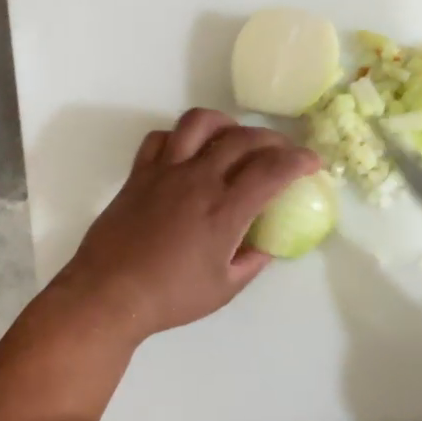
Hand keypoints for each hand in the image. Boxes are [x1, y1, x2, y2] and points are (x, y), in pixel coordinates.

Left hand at [42, 109, 319, 343]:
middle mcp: (198, 180)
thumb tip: (265, 247)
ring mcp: (165, 172)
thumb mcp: (224, 289)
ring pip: (200, 123)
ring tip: (236, 137)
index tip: (312, 163)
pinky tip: (188, 151)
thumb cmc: (170, 297)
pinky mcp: (138, 174)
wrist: (108, 293)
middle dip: (273, 140)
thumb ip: (251, 263)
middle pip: (243, 139)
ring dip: (226, 124)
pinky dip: (180, 137)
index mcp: (225, 210)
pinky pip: (161, 138)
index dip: (300, 160)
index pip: (273, 169)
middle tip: (283, 153)